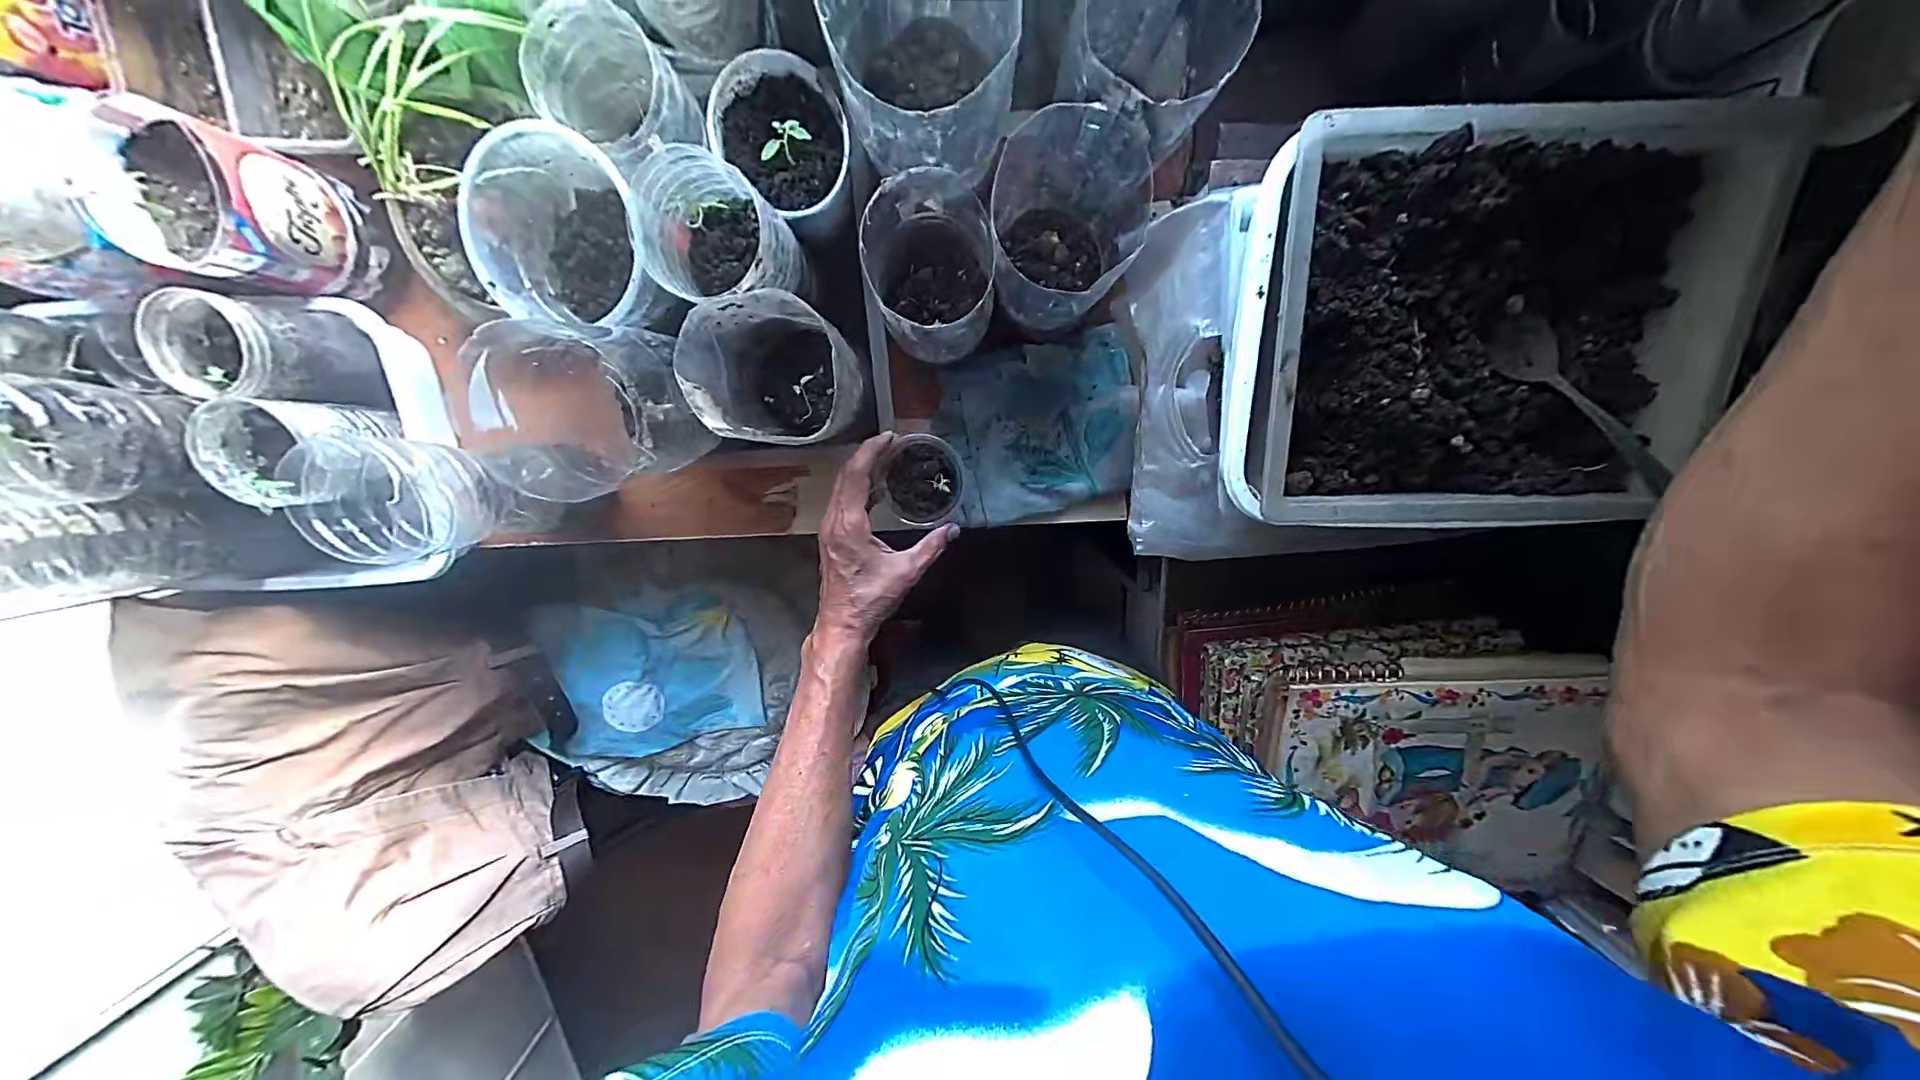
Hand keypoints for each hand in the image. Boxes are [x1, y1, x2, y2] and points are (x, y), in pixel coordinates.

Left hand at [815, 434, 957, 645]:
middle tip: (889, 442)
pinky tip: (874, 488)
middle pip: (845, 475)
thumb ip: (931, 547)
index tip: (889, 437)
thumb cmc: (871, 599)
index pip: (857, 475)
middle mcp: (834, 521)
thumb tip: (952, 529)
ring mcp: (828, 529)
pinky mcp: (830, 537)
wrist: (843, 622)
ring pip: (840, 486)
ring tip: (883, 458)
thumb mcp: (906, 572)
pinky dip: (856, 485)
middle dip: (866, 454)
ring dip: (860, 469)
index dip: (872, 452)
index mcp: (849, 525)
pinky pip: (840, 499)